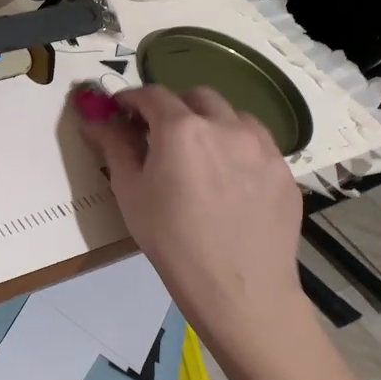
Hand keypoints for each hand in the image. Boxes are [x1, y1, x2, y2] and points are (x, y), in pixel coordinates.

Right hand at [73, 85, 303, 353]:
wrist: (236, 284)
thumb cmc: (170, 235)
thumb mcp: (128, 188)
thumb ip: (114, 145)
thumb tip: (95, 120)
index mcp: (182, 129)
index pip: (152, 95)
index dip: (130, 98)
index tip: (118, 111)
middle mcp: (226, 128)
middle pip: (198, 96)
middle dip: (174, 105)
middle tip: (157, 130)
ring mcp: (263, 150)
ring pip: (234, 117)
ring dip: (210, 122)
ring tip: (197, 152)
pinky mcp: (285, 173)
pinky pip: (258, 145)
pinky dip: (236, 147)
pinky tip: (224, 178)